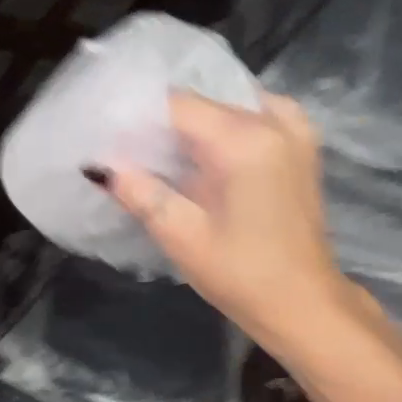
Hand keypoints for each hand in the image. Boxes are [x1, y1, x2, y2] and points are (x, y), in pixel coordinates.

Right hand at [89, 91, 356, 354]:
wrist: (300, 299)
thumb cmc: (236, 269)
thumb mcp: (178, 233)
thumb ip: (140, 192)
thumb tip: (101, 166)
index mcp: (244, 141)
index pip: (179, 106)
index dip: (137, 117)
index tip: (102, 136)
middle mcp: (275, 124)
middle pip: (205, 103)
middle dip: (161, 121)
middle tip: (121, 147)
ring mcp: (294, 134)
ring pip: (231, 107)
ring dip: (192, 123)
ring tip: (157, 150)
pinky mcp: (300, 149)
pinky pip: (256, 117)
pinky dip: (224, 126)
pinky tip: (201, 152)